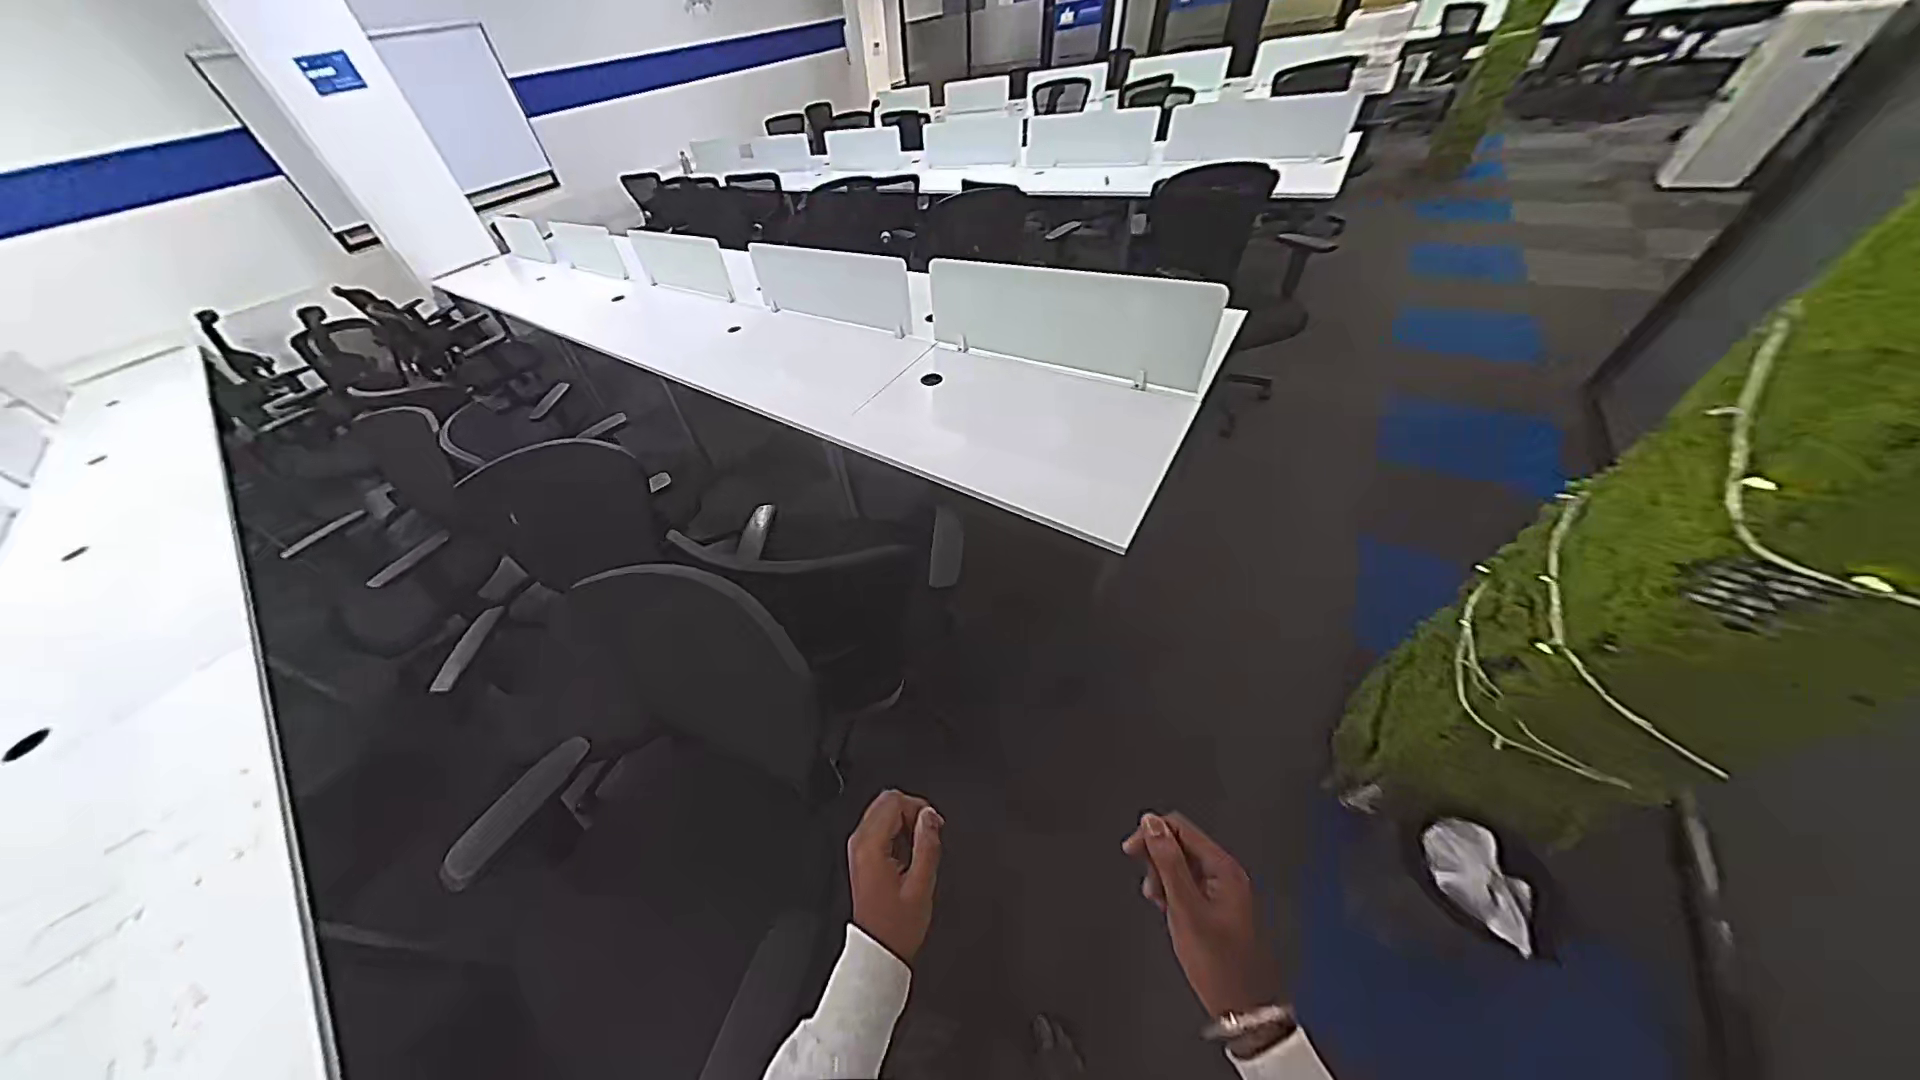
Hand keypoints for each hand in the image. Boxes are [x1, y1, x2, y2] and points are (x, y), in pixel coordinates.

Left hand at [848, 789, 943, 964]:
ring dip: (906, 820)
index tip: (933, 825)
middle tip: (928, 833)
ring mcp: (858, 847)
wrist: (878, 950)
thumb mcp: (921, 885)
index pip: (893, 801)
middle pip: (887, 800)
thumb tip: (930, 816)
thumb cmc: (896, 926)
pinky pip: (881, 826)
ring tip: (919, 846)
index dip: (918, 807)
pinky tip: (908, 852)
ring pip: (884, 810)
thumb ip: (927, 844)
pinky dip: (898, 830)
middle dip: (912, 810)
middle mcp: (859, 842)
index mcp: (870, 846)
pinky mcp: (862, 853)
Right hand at [1122, 812, 1281, 1052]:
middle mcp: (1224, 873)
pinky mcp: (1216, 905)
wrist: (1245, 1010)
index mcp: (1222, 867)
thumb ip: (1168, 862)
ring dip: (1162, 877)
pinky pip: (1186, 883)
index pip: (1179, 827)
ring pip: (1180, 864)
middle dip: (1157, 859)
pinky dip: (1171, 891)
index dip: (1151, 834)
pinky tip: (1168, 909)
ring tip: (1161, 902)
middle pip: (1179, 843)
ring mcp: (1221, 889)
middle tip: (1151, 887)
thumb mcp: (1186, 908)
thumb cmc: (1220, 965)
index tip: (1131, 851)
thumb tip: (1152, 823)